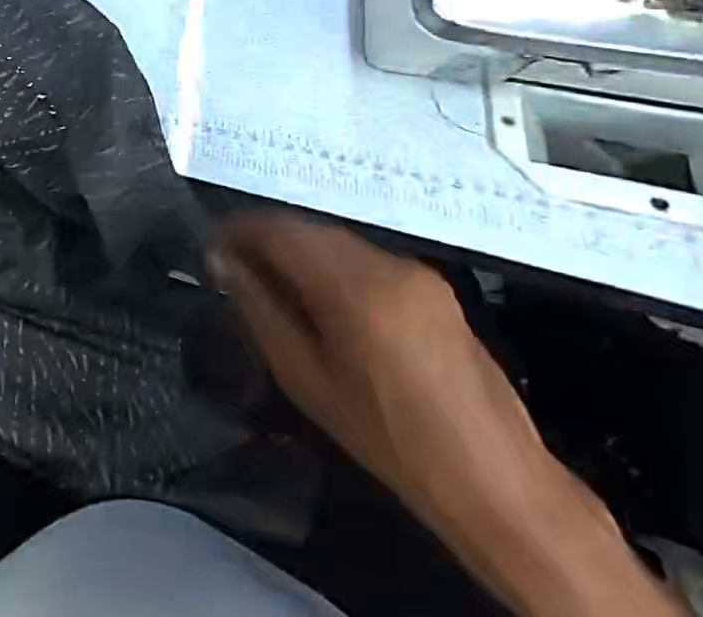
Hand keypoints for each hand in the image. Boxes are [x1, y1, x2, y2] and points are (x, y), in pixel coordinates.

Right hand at [208, 212, 679, 616]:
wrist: (490, 475)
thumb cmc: (386, 437)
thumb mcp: (306, 379)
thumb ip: (261, 310)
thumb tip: (224, 263)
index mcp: (355, 287)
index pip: (283, 230)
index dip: (241, 228)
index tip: (212, 243)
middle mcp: (389, 264)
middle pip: (312, 230)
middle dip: (268, 237)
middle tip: (233, 261)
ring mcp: (417, 271)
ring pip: (340, 242)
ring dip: (300, 250)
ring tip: (269, 277)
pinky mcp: (434, 285)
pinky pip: (367, 259)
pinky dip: (332, 265)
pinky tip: (318, 293)